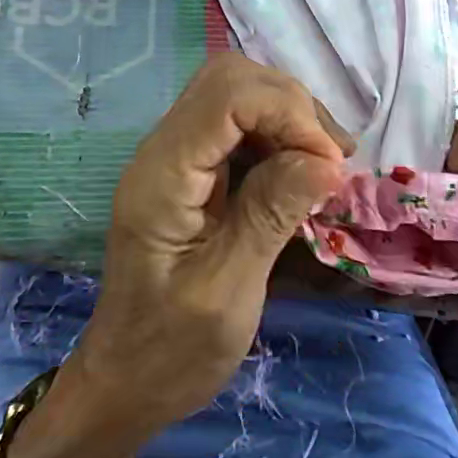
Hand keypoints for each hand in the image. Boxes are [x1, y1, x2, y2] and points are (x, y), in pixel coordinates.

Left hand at [7, 55, 352, 457]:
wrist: (126, 378)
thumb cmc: (171, 350)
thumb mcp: (227, 292)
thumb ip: (270, 216)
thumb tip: (326, 160)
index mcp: (162, 176)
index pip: (226, 96)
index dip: (289, 112)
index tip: (331, 165)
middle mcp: (162, 150)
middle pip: (227, 79)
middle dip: (290, 105)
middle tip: (331, 162)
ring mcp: (173, 157)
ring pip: (234, 94)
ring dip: (287, 117)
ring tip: (324, 168)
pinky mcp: (189, 171)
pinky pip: (235, 126)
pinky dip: (275, 136)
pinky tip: (300, 173)